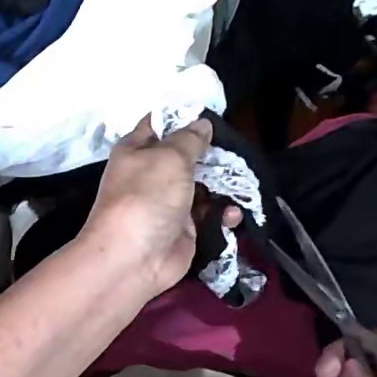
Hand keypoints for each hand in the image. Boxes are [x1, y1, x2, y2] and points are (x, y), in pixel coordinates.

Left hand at [82, 116, 240, 296]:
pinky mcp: (186, 229)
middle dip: (214, 155)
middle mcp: (153, 175)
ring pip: (205, 187)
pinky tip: (232, 215)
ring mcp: (170, 203)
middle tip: (239, 154)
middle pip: (189, 156)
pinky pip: (210, 215)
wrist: (134, 258)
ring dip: (225, 187)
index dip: (186, 118)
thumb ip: (190, 139)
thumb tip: (202, 124)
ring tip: (242, 185)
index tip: (214, 117)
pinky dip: (224, 214)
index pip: (162, 124)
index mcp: (138, 151)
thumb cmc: (147, 197)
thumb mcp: (170, 157)